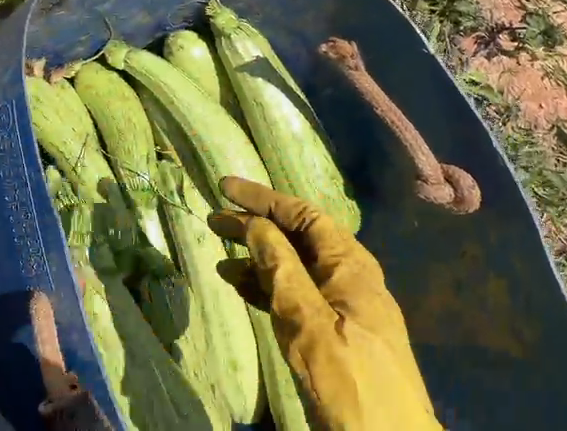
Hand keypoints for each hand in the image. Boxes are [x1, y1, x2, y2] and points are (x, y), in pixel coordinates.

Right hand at [208, 177, 439, 430]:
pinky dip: (268, 287)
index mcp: (351, 268)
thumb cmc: (348, 379)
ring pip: (296, 267)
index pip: (304, 215)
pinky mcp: (341, 334)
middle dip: (256, 227)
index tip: (224, 188)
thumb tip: (256, 224)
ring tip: (222, 261)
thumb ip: (280, 266)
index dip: (263, 198)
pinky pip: (299, 295)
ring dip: (258, 259)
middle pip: (299, 238)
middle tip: (214, 221)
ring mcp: (348, 308)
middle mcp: (352, 280)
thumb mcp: (306, 319)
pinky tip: (243, 290)